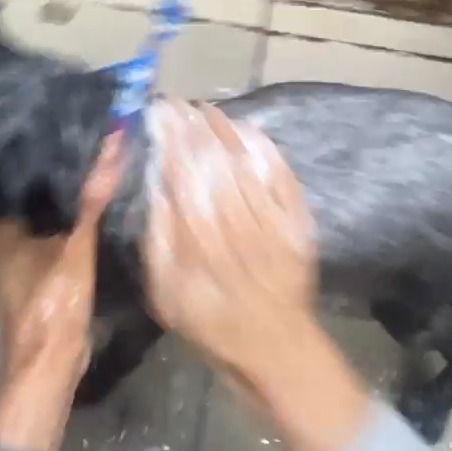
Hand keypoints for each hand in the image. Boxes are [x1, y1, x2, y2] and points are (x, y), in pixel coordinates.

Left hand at [0, 134, 122, 450]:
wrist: (51, 361)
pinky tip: (94, 191)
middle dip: (55, 162)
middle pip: (30, 185)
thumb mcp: (76, 244)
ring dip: (65, 186)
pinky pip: (54, 223)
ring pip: (43, 204)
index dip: (35, 143)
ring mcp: (18, 248)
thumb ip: (93, 195)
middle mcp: (0, 230)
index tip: (60, 116)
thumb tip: (113, 142)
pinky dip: (71, 209)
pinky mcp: (37, 261)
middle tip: (83, 128)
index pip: (11, 168)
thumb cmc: (51, 302)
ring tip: (93, 149)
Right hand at [141, 100, 318, 375]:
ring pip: (243, 164)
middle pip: (211, 164)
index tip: (157, 116)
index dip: (169, 142)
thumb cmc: (211, 322)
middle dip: (191, 127)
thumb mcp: (166, 292)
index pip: (181, 177)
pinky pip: (279, 175)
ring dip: (222, 130)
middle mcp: (235, 227)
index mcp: (199, 245)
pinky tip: (244, 128)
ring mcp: (270, 221)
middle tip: (176, 102)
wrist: (276, 348)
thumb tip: (154, 184)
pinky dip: (262, 148)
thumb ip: (158, 237)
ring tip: (203, 108)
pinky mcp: (297, 221)